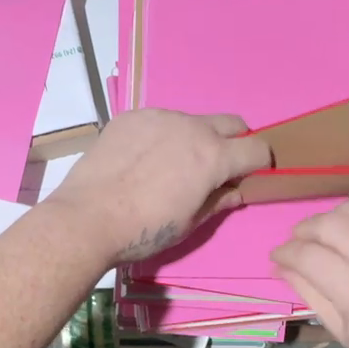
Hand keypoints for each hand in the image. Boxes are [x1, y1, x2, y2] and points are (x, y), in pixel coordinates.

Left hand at [46, 109, 272, 263]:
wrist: (87, 219)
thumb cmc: (144, 231)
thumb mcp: (188, 224)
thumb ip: (217, 202)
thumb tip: (236, 192)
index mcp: (212, 156)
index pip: (256, 148)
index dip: (261, 163)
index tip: (252, 176)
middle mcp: (191, 127)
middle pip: (230, 124)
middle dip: (234, 143)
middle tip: (218, 170)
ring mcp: (159, 117)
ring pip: (191, 122)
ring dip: (194, 140)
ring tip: (170, 169)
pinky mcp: (131, 117)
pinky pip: (158, 122)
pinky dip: (161, 138)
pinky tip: (140, 163)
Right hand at [272, 197, 348, 347]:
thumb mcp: (341, 331)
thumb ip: (310, 292)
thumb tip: (281, 267)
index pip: (311, 256)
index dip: (287, 252)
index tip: (276, 255)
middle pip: (334, 224)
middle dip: (307, 229)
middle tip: (296, 240)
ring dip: (338, 216)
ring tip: (327, 231)